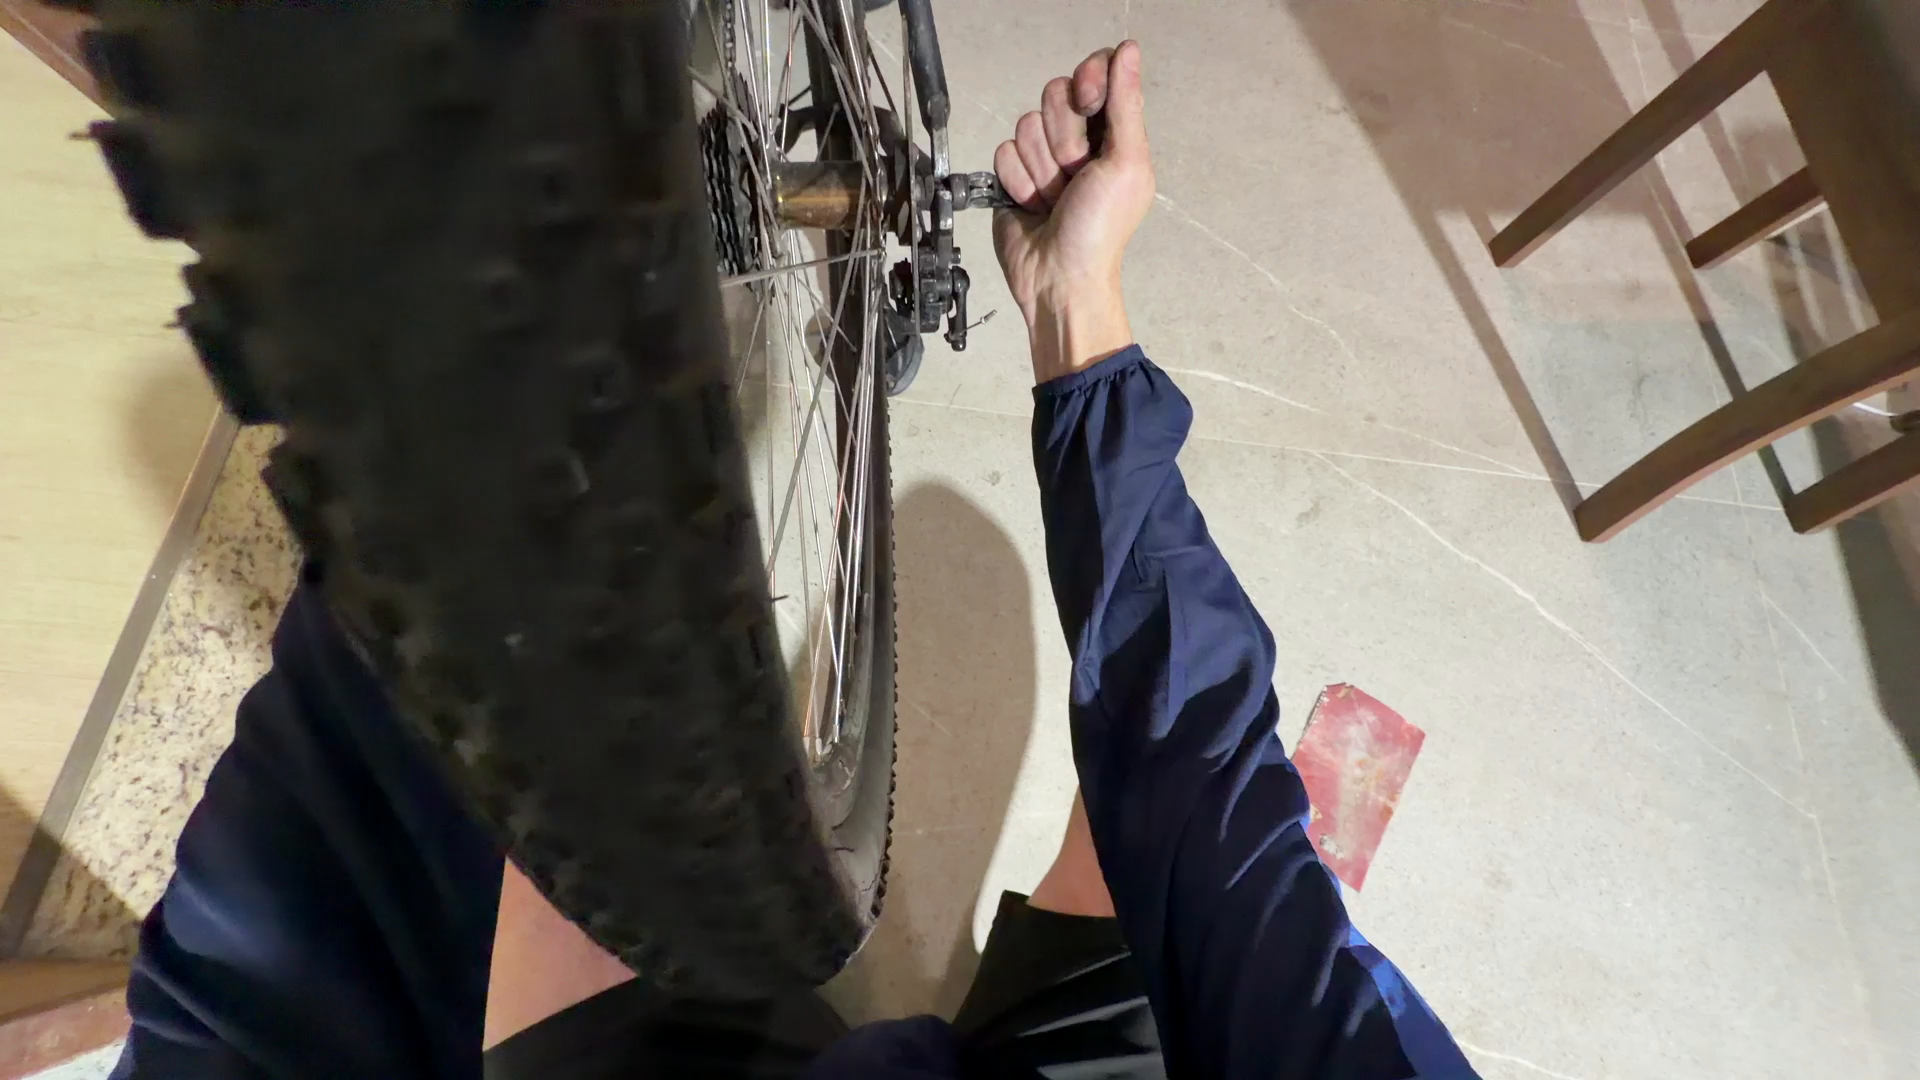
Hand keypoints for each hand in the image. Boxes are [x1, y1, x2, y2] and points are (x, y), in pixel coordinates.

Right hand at [993, 41, 1154, 381]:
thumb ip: (1126, 104)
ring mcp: (1041, 158)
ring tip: (1054, 201)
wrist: (1059, 277)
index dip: (1087, 81)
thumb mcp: (1127, 165)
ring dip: (1041, 170)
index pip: (1093, 71)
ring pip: (1026, 125)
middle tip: (1075, 177)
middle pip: (1054, 94)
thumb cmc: (1100, 231)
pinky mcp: (1012, 177)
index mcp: (1111, 131)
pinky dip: (1018, 184)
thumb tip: (1128, 49)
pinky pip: (1003, 153)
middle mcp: (1075, 139)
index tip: (1088, 105)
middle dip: (1063, 141)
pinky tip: (1032, 208)